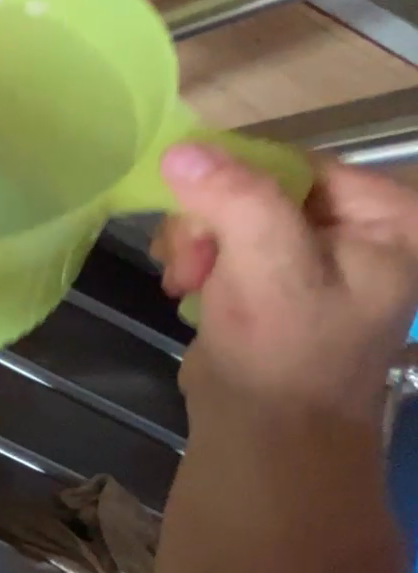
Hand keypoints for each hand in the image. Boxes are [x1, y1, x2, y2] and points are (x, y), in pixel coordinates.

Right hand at [153, 144, 417, 427]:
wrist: (268, 425)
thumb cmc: (282, 347)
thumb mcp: (266, 267)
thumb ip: (235, 201)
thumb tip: (183, 148)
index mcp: (388, 219)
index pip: (291, 162)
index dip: (229, 182)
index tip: (192, 219)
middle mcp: (359, 230)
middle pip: (255, 187)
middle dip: (207, 221)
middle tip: (188, 261)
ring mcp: (315, 255)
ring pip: (229, 213)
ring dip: (193, 242)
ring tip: (185, 279)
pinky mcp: (274, 277)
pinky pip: (223, 240)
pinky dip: (196, 258)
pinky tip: (189, 286)